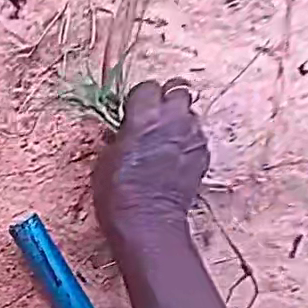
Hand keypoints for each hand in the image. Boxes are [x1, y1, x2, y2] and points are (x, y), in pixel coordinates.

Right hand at [92, 78, 209, 229]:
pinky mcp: (203, 153)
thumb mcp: (105, 160)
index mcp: (143, 117)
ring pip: (189, 114)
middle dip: (166, 100)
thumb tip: (125, 131)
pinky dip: (186, 144)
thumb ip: (120, 136)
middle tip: (154, 119)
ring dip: (178, 123)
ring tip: (164, 144)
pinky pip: (197, 138)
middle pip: (178, 90)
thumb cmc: (117, 194)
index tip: (132, 112)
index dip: (139, 99)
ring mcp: (192, 135)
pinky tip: (173, 162)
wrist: (146, 220)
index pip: (147, 88)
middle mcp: (173, 119)